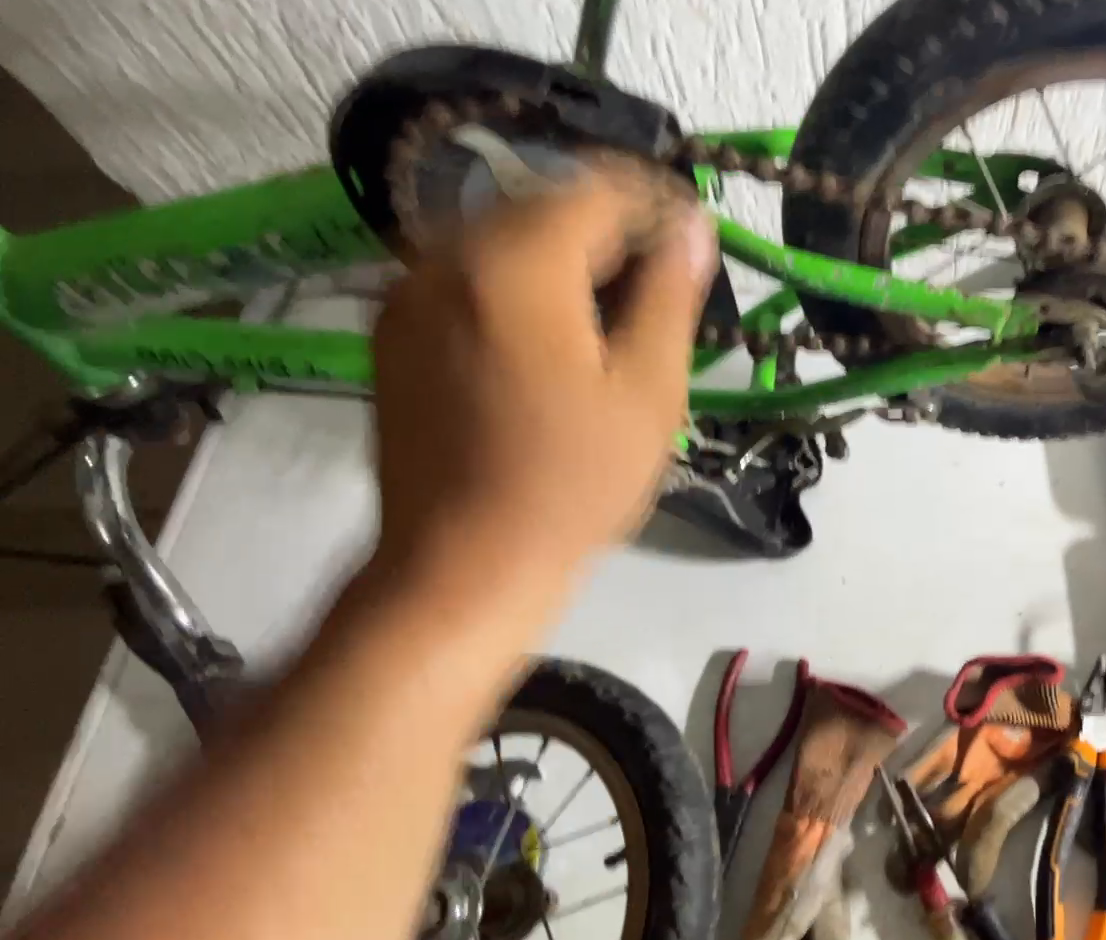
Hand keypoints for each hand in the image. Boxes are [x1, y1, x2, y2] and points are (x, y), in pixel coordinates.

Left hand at [369, 163, 715, 582]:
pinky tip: (553, 335)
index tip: (692, 236)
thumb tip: (692, 227)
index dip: (655, 203)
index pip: (597, 188)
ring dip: (565, 255)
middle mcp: (445, 258)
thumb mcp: (649, 393)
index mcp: (516, 266)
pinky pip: (467, 275)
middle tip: (661, 280)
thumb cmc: (574, 484)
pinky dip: (519, 283)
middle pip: (542, 204)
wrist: (465, 563)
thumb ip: (670, 297)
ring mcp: (407, 293)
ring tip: (613, 310)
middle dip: (610, 228)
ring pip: (501, 237)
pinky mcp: (392, 331)